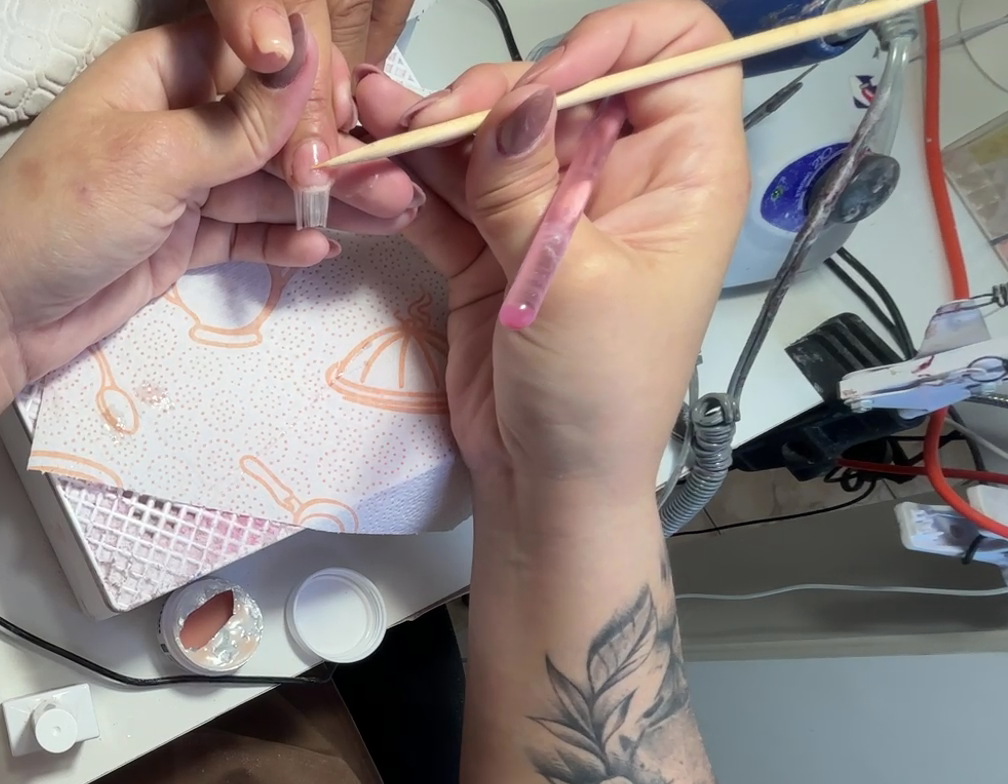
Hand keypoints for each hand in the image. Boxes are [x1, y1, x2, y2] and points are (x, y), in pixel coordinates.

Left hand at [0, 14, 419, 387]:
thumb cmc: (59, 218)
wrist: (3, 313)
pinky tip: (319, 247)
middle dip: (329, 148)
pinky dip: (277, 238)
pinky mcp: (178, 241)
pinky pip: (240, 231)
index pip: (255, 52)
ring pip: (264, 182)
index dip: (304, 80)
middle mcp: (176, 120)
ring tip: (386, 213)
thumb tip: (305, 61)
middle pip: (270, 121)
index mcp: (161, 72)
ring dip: (322, 198)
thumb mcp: (151, 160)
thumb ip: (235, 126)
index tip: (337, 120)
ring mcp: (179, 184)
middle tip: (390, 181)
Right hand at [347, 0, 747, 500]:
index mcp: (677, 171)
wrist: (542, 472)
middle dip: (484, 98)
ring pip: (486, 150)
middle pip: (550, 97)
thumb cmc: (595, 386)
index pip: (668, 53)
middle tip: (422, 125)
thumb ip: (526, 190)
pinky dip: (410, 192)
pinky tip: (371, 176)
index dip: (604, 46)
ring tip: (370, 130)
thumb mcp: (567, 282)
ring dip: (429, 138)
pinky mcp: (484, 257)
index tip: (532, 88)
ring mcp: (538, 220)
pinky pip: (447, 206)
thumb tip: (509, 98)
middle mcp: (610, 182)